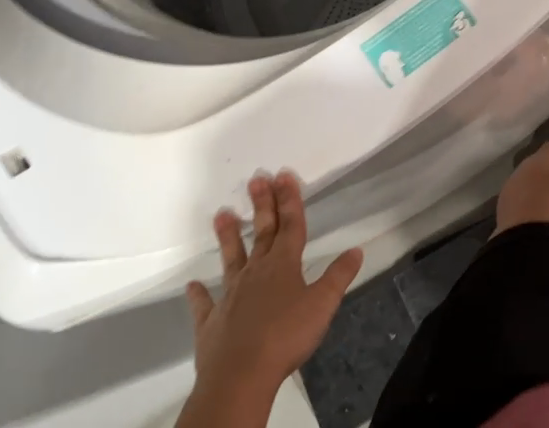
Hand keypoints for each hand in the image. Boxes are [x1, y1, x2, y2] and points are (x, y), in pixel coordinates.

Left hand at [183, 171, 362, 401]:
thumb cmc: (286, 335)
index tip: (284, 174)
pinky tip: (192, 285)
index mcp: (284, 265)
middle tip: (256, 179)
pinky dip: (198, 294)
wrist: (240, 375)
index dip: (290, 199)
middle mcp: (256, 273)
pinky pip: (204, 304)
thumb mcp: (323, 304)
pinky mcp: (211, 321)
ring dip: (229, 237)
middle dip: (262, 205)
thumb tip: (356, 250)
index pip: (291, 225)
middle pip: (262, 233)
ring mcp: (230, 296)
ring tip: (222, 214)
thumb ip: (338, 276)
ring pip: (232, 259)